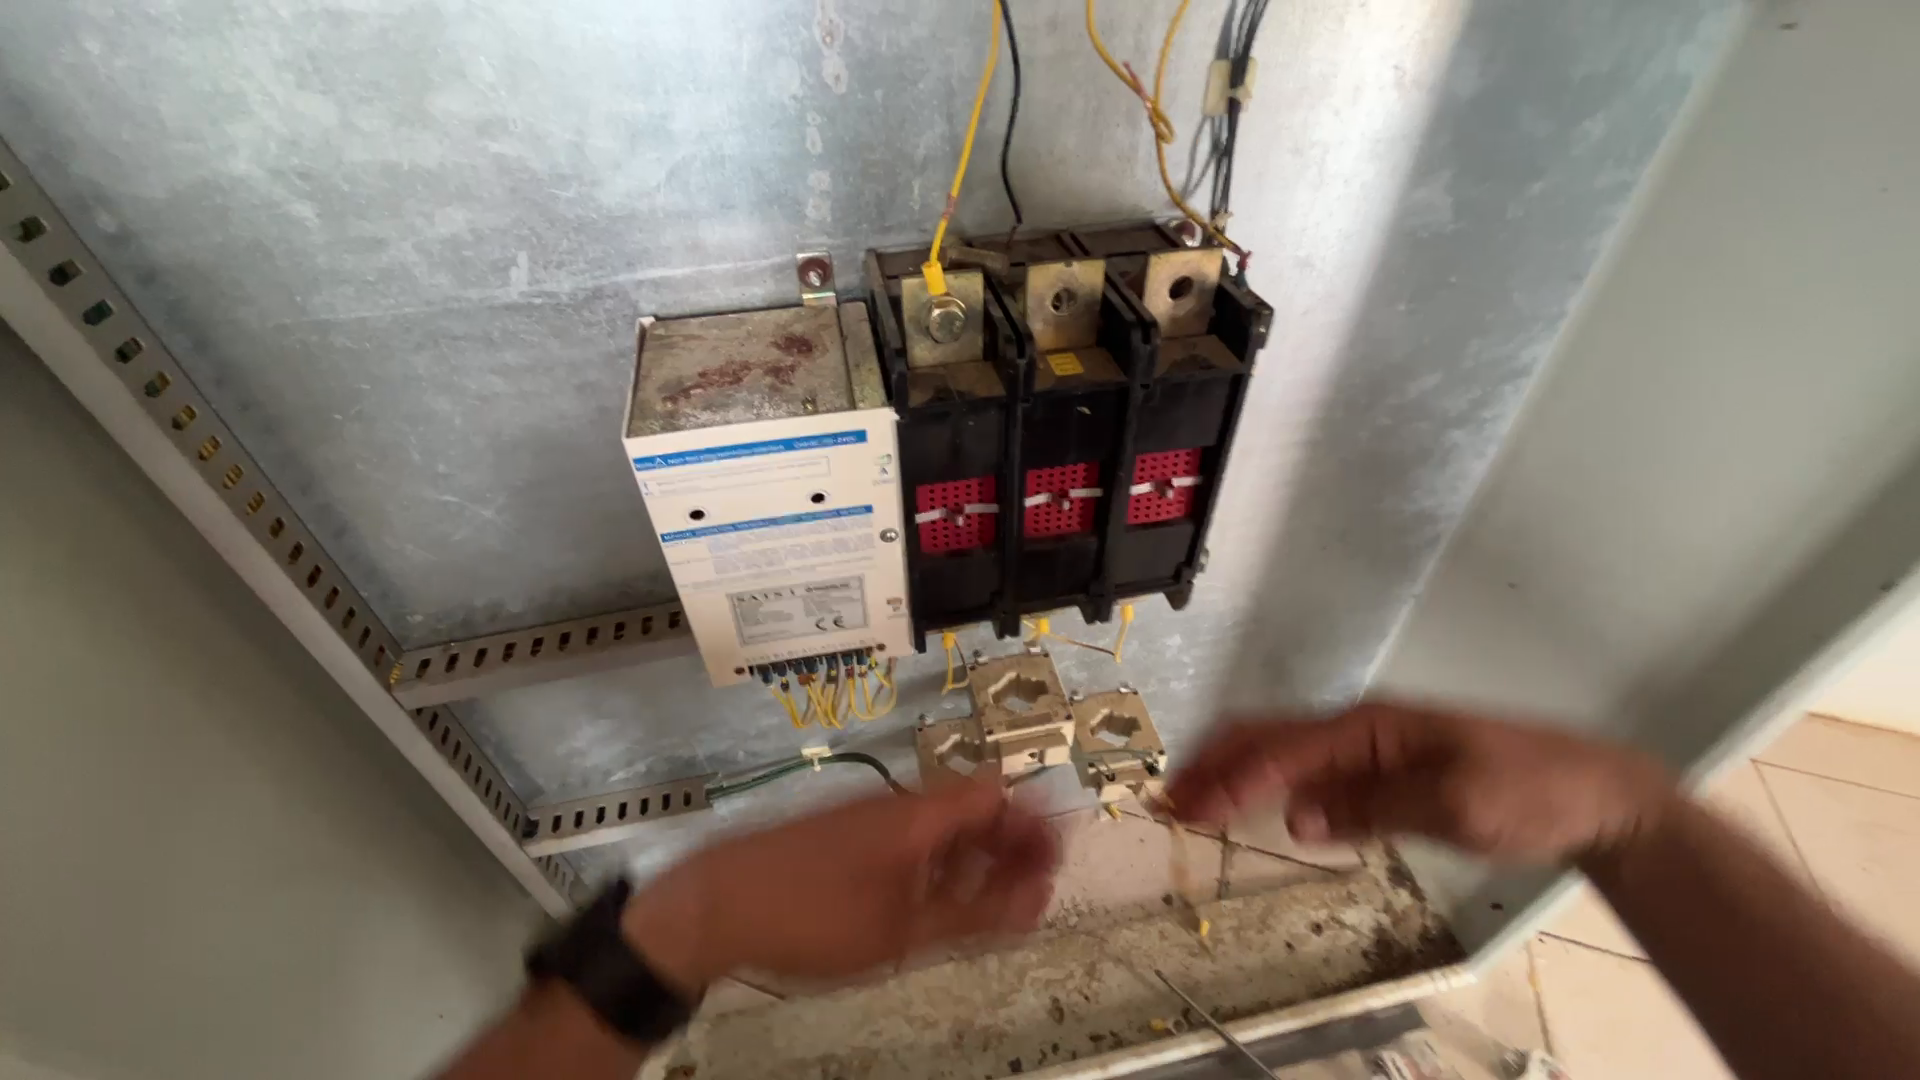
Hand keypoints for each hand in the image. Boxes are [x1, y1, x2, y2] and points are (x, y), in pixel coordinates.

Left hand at [619, 780, 1057, 995]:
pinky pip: (911, 841)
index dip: (1032, 818)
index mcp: (919, 814)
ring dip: (976, 856)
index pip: (995, 793)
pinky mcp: (848, 837)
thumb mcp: (902, 928)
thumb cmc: (814, 913)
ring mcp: (870, 820)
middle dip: (1009, 841)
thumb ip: (974, 913)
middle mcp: (900, 805)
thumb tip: (1035, 897)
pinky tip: (938, 903)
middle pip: (971, 806)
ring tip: (995, 903)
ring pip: (941, 826)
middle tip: (1032, 888)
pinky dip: (939, 865)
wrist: (718, 901)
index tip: (1055, 856)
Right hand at [1164, 702, 1677, 865]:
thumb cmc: (1529, 793)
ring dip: (1232, 770)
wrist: (1596, 792)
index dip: (1233, 778)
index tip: (1191, 806)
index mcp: (1367, 728)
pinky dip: (1264, 782)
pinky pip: (1304, 767)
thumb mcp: (1457, 806)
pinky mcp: (1376, 764)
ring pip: (1278, 748)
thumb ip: (1371, 807)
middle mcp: (1355, 727)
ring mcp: (1364, 744)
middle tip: (1172, 799)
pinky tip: (1251, 802)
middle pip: (1266, 736)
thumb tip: (1296, 819)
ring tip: (1194, 799)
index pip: (1282, 752)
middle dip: (1215, 764)